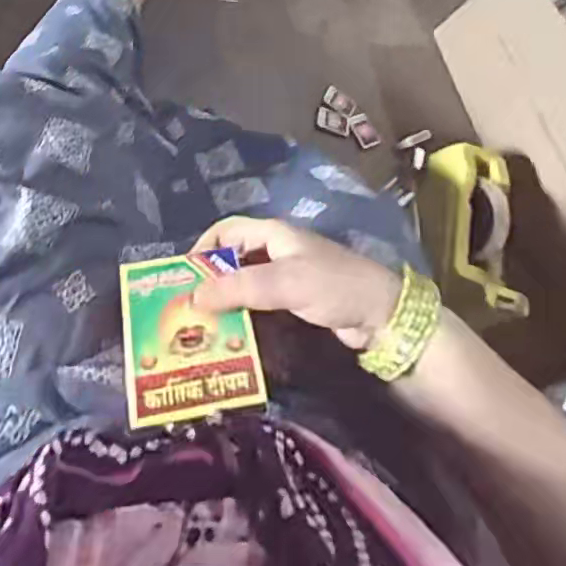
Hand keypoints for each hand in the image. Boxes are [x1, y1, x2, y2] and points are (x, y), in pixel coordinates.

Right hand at [189, 216, 401, 350]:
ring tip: (203, 326)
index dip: (201, 249)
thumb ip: (238, 288)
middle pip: (231, 258)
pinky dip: (243, 314)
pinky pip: (259, 302)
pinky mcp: (294, 299)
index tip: (182, 278)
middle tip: (188, 308)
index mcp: (271, 233)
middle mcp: (275, 250)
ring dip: (225, 301)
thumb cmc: (331, 285)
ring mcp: (285, 275)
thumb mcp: (282, 283)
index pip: (224, 231)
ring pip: (244, 283)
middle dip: (210, 280)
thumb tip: (192, 297)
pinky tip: (232, 335)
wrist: (382, 315)